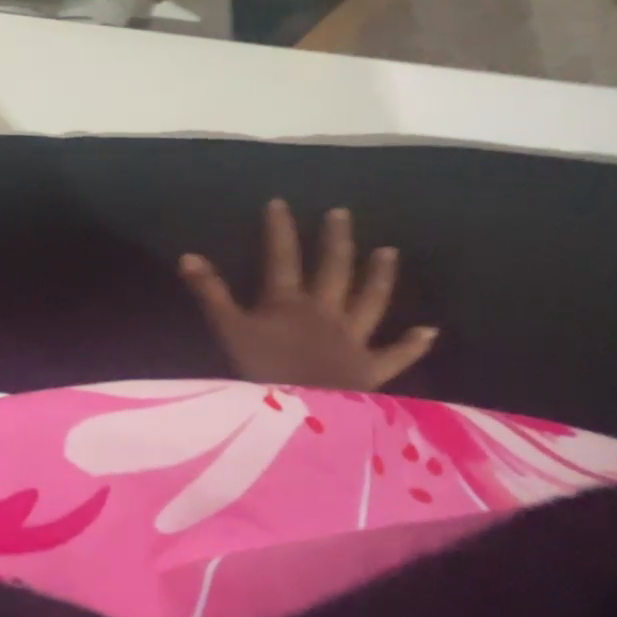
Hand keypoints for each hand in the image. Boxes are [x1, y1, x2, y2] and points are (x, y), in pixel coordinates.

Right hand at [178, 199, 437, 390]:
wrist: (307, 414)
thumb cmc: (262, 371)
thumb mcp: (228, 330)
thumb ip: (211, 293)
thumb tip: (187, 255)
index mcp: (288, 302)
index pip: (282, 257)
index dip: (279, 230)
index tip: (280, 203)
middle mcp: (325, 312)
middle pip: (333, 270)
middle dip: (335, 240)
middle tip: (342, 213)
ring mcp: (353, 339)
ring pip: (369, 301)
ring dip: (379, 276)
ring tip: (389, 251)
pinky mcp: (371, 370)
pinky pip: (394, 355)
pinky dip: (412, 344)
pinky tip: (429, 331)